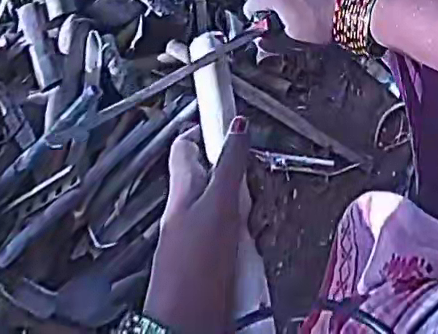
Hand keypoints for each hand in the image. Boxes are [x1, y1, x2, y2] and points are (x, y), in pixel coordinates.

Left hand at [145, 118, 251, 332]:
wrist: (188, 330)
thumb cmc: (195, 269)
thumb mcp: (219, 205)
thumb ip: (230, 164)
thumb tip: (238, 125)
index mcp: (182, 191)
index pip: (187, 146)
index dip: (207, 131)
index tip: (230, 125)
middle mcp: (187, 212)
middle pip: (218, 176)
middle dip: (242, 180)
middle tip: (251, 190)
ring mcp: (200, 240)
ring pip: (232, 208)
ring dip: (250, 214)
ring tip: (253, 230)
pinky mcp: (214, 265)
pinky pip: (239, 240)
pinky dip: (251, 243)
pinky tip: (254, 253)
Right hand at [243, 0, 343, 44]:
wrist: (359, 6)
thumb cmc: (328, 21)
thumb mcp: (295, 39)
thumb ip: (271, 41)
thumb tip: (261, 44)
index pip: (251, 4)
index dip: (256, 18)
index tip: (263, 24)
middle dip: (276, 5)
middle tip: (290, 20)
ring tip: (308, 9)